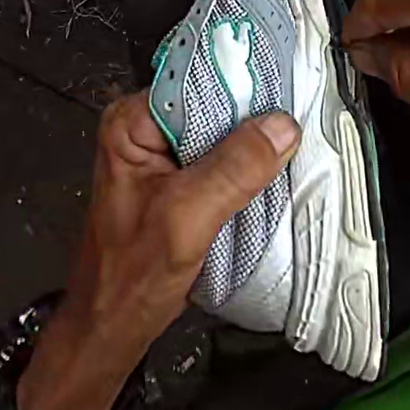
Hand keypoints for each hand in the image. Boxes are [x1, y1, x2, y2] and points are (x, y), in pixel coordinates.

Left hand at [16, 92, 298, 409]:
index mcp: (130, 122)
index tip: (286, 91)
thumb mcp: (184, 219)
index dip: (242, 86)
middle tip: (298, 120)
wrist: (111, 327)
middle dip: (253, 114)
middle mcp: (145, 127)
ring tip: (292, 142)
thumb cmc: (129, 278)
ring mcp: (163, 152)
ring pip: (221, 130)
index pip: (195, 81)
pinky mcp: (180, 176)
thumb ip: (233, 170)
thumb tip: (281, 127)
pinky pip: (222, 155)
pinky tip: (273, 167)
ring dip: (254, 141)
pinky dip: (247, 163)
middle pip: (211, 102)